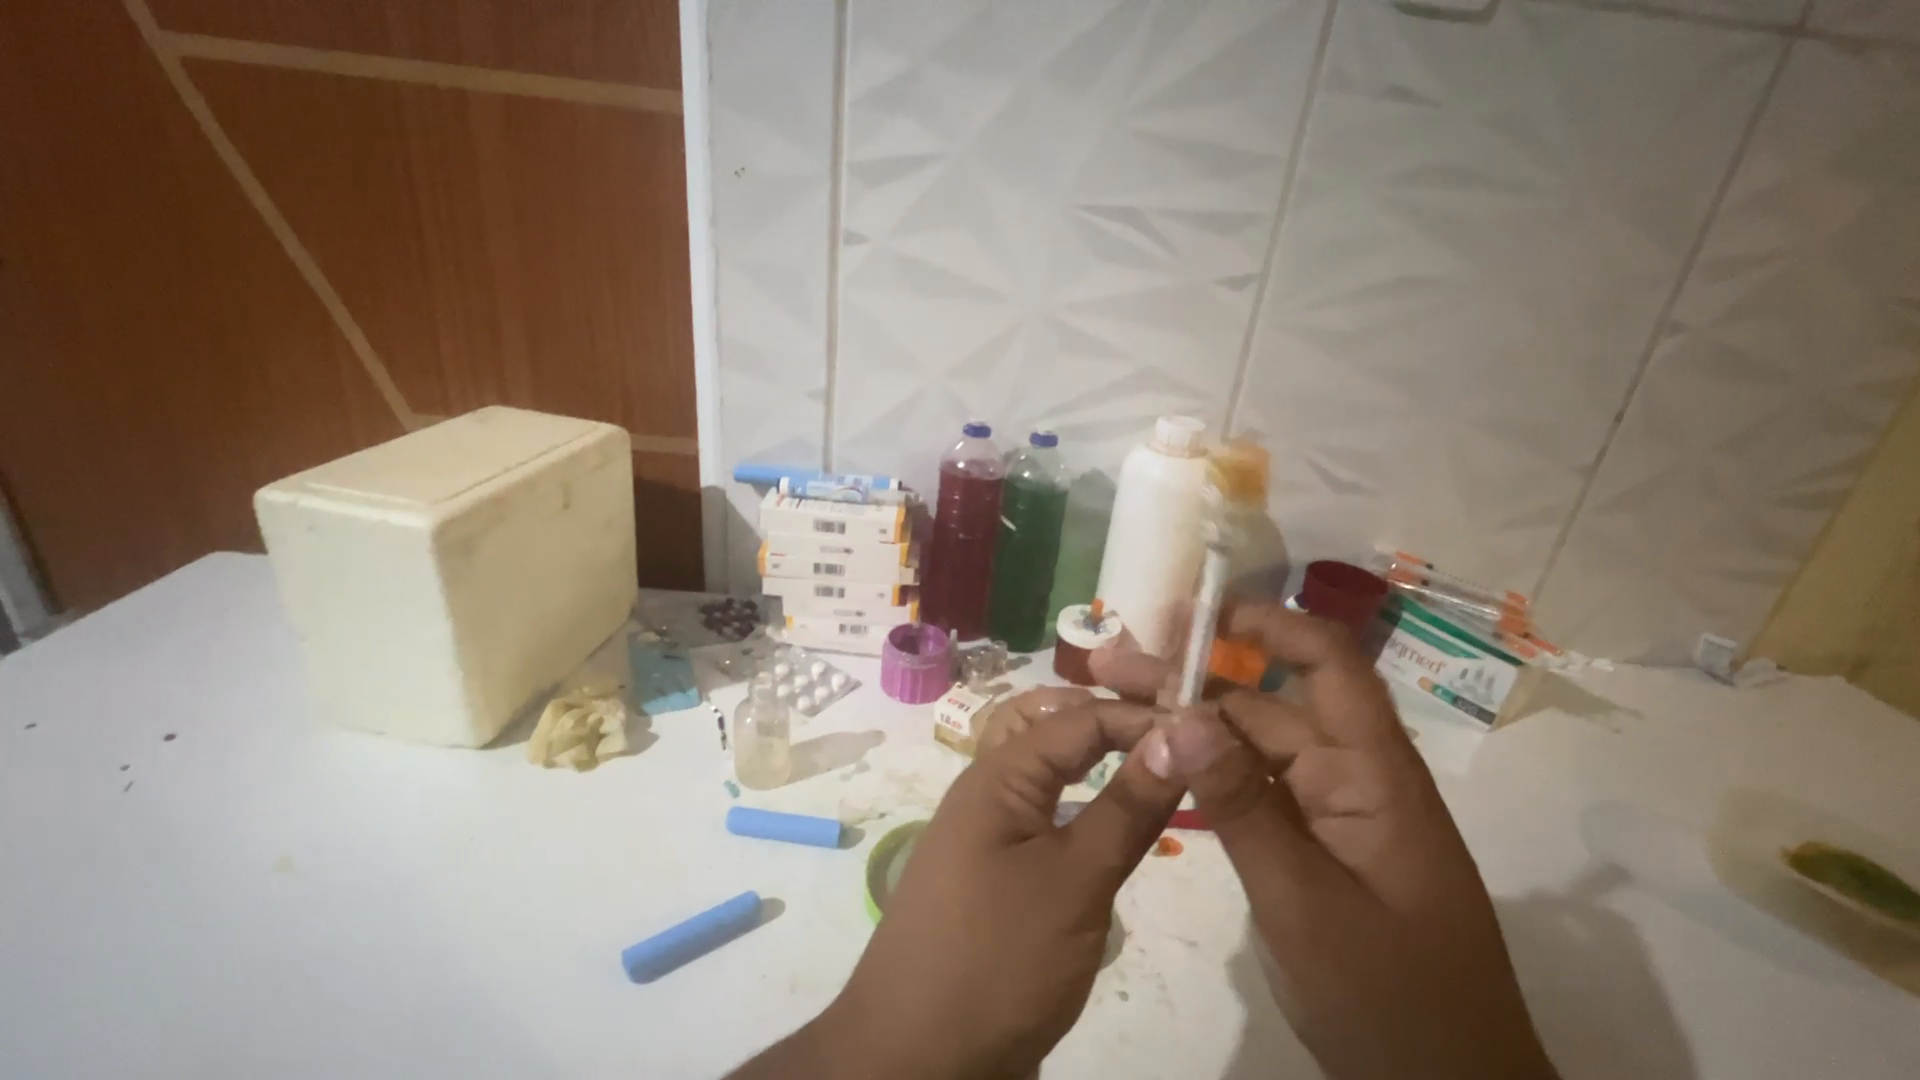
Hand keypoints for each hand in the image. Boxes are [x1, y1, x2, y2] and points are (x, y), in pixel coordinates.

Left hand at [730, 696, 1181, 1079]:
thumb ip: (1126, 807)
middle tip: (1169, 733)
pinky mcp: (995, 875)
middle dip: (1104, 719)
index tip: (1208, 726)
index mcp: (997, 775)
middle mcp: (987, 790)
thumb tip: (1178, 736)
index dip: (1140, 713)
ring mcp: (987, 834)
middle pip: (1045, 726)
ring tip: (1151, 769)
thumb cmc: (998, 958)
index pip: (1078, 716)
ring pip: (1043, 772)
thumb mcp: (1075, 880)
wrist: (918, 1057)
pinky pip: (1041, 817)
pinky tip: (1113, 827)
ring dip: (1091, 760)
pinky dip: (1079, 806)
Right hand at [1092, 605, 1557, 1079]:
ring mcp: (1331, 817)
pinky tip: (1158, 767)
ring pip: (1256, 750)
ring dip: (1193, 726)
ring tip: (1116, 707)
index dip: (1268, 624)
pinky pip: (1256, 795)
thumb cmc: (1392, 998)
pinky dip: (1208, 776)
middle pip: (1270, 704)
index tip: (1194, 613)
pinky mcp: (1314, 851)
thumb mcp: (1305, 903)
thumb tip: (1181, 716)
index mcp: (1374, 774)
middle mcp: (1352, 779)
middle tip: (1111, 669)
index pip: (1329, 664)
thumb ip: (1241, 807)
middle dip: (1193, 680)